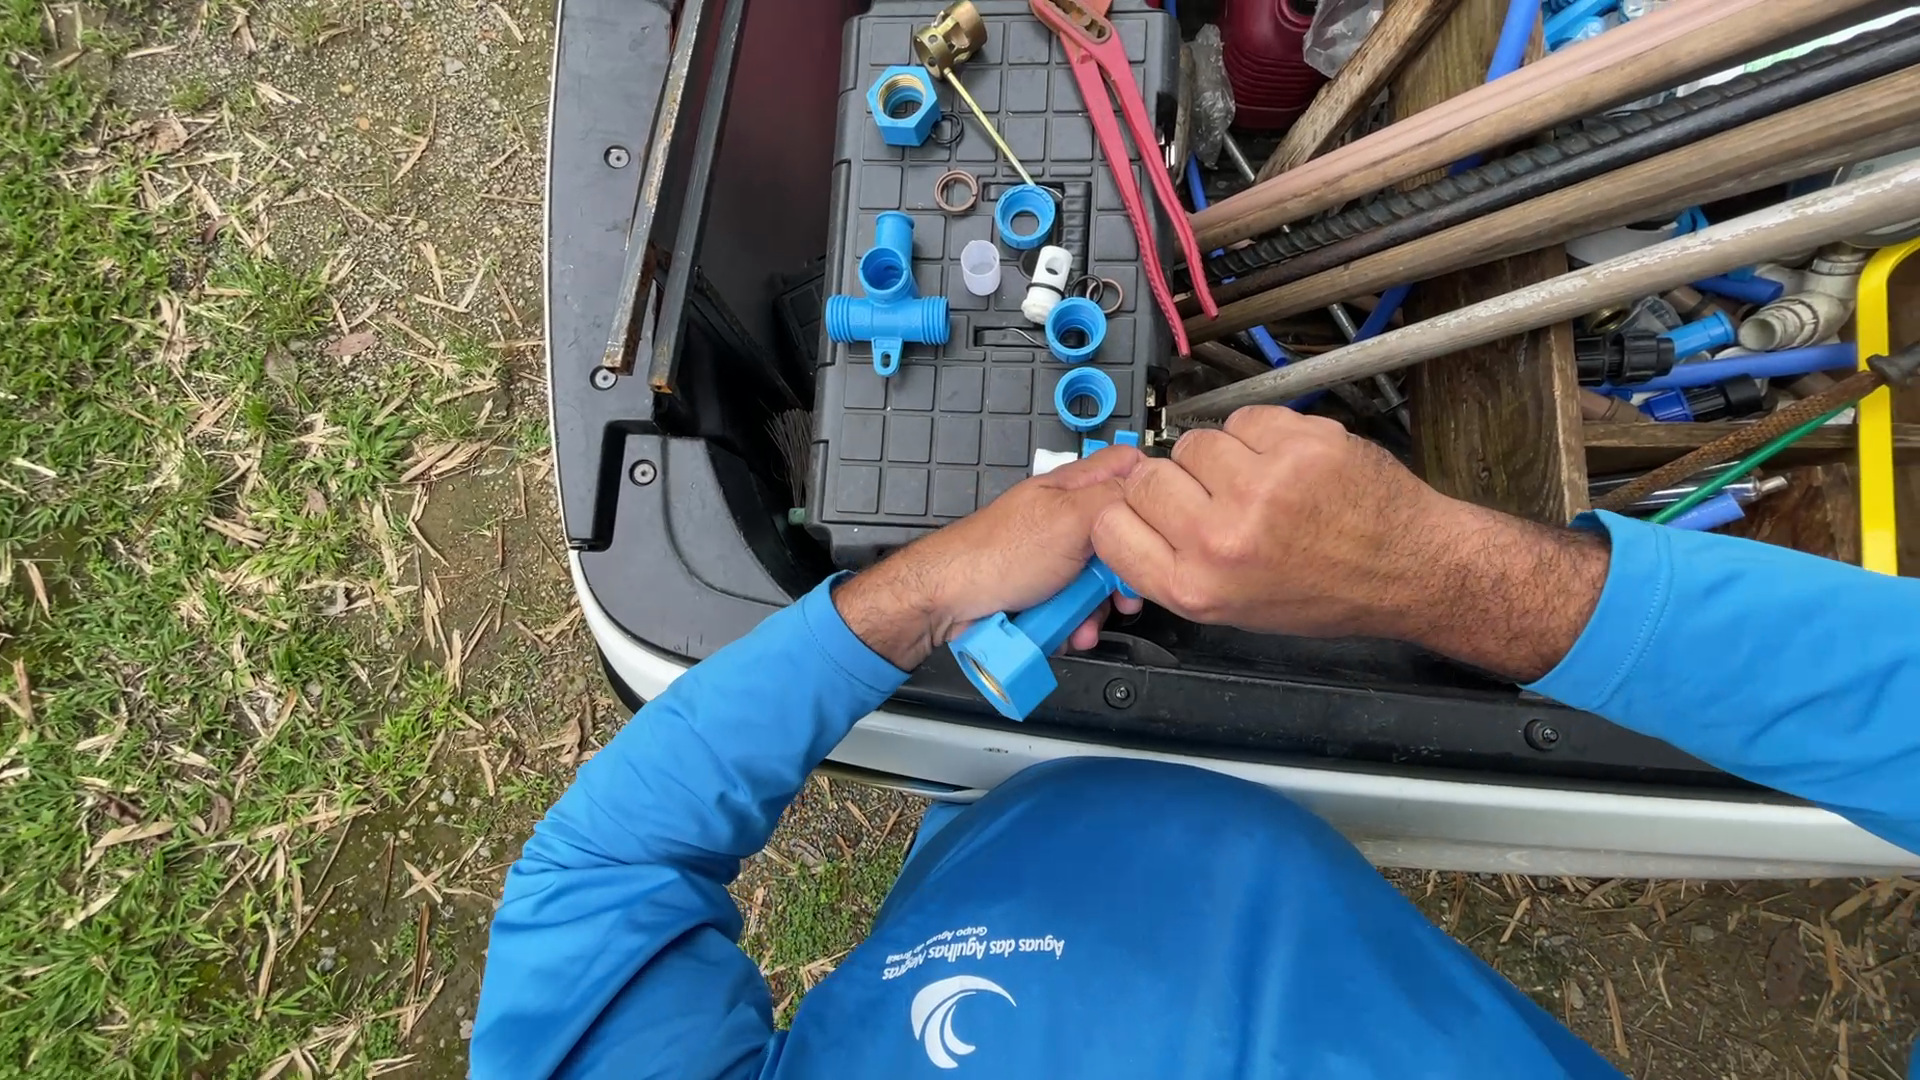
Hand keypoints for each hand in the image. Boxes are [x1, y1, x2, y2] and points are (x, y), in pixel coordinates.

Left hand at [835, 447, 1146, 668]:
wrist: (949, 602)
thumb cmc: (995, 555)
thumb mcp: (1070, 519)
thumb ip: (1116, 500)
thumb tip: (1155, 489)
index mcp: (1072, 488)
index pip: (1128, 471)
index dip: (1152, 495)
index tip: (1162, 527)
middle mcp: (1065, 518)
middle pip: (1121, 536)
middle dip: (1124, 570)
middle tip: (1122, 591)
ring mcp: (1053, 556)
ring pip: (1099, 578)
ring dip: (1096, 606)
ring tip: (1084, 619)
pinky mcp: (1042, 589)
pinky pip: (1075, 606)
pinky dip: (1074, 622)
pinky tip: (1068, 631)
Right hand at [1090, 407, 1608, 681]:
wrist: (1411, 569)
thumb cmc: (1325, 593)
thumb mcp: (1227, 609)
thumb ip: (1166, 567)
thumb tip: (1123, 520)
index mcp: (1196, 587)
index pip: (1110, 525)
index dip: (1125, 513)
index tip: (1145, 510)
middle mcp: (1221, 539)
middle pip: (1145, 477)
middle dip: (1172, 482)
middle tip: (1210, 497)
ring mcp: (1260, 487)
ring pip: (1194, 442)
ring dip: (1218, 456)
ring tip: (1258, 483)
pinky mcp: (1296, 445)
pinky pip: (1242, 419)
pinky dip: (1259, 434)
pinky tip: (1284, 464)